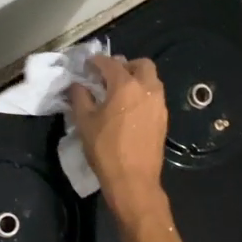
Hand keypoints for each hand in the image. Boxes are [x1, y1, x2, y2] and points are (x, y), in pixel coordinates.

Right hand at [70, 54, 169, 225]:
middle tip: (109, 76)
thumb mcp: (85, 122)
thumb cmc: (105, 149)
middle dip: (125, 65)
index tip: (88, 65)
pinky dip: (143, 95)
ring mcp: (159, 104)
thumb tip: (77, 85)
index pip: (110, 63)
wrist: (133, 180)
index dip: (97, 61)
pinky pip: (154, 97)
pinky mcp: (164, 119)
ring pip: (151, 80)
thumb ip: (80, 98)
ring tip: (120, 92)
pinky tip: (130, 109)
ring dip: (137, 79)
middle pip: (141, 64)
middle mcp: (147, 89)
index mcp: (126, 85)